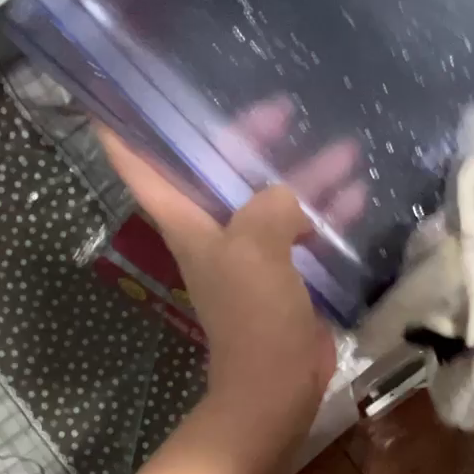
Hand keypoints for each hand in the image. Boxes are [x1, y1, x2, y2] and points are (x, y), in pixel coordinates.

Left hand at [96, 123, 335, 412]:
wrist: (277, 384)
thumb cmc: (255, 316)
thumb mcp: (256, 248)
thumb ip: (271, 205)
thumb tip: (291, 198)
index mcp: (187, 221)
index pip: (139, 164)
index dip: (123, 125)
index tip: (116, 88)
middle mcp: (215, 232)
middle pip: (221, 171)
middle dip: (246, 137)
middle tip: (279, 105)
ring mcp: (252, 254)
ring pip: (273, 199)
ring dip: (303, 173)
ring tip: (342, 145)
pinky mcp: (286, 274)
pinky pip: (305, 231)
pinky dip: (327, 213)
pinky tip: (356, 192)